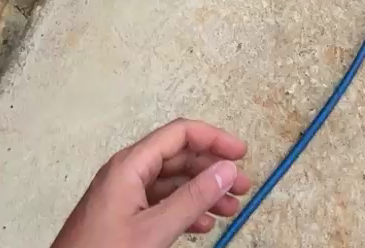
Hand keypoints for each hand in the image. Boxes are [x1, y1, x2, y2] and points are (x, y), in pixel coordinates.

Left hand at [50, 119, 252, 247]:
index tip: (241, 155)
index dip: (214, 139)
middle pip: (178, 156)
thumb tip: (227, 169)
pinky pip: (159, 202)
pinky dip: (184, 209)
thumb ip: (192, 199)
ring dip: (202, 193)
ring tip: (230, 209)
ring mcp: (123, 194)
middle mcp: (127, 171)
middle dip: (212, 170)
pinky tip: (203, 225)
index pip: (180, 133)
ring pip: (172, 182)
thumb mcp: (154, 231)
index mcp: (130, 164)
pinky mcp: (121, 216)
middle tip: (242, 187)